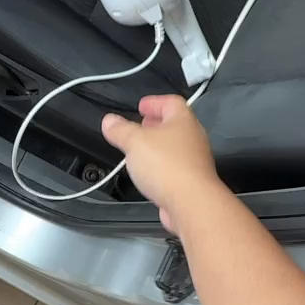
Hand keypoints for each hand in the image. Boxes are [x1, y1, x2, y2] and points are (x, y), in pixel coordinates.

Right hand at [101, 95, 228, 233]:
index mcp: (183, 121)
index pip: (171, 102)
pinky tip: (149, 173)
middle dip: (155, 124)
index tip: (142, 105)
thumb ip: (120, 130)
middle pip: (174, 124)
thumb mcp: (134, 142)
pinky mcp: (191, 180)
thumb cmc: (165, 165)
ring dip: (157, 146)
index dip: (155, 102)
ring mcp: (195, 160)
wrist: (190, 202)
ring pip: (175, 146)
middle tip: (140, 126)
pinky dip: (161, 164)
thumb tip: (109, 120)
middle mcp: (193, 137)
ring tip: (140, 150)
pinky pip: (174, 166)